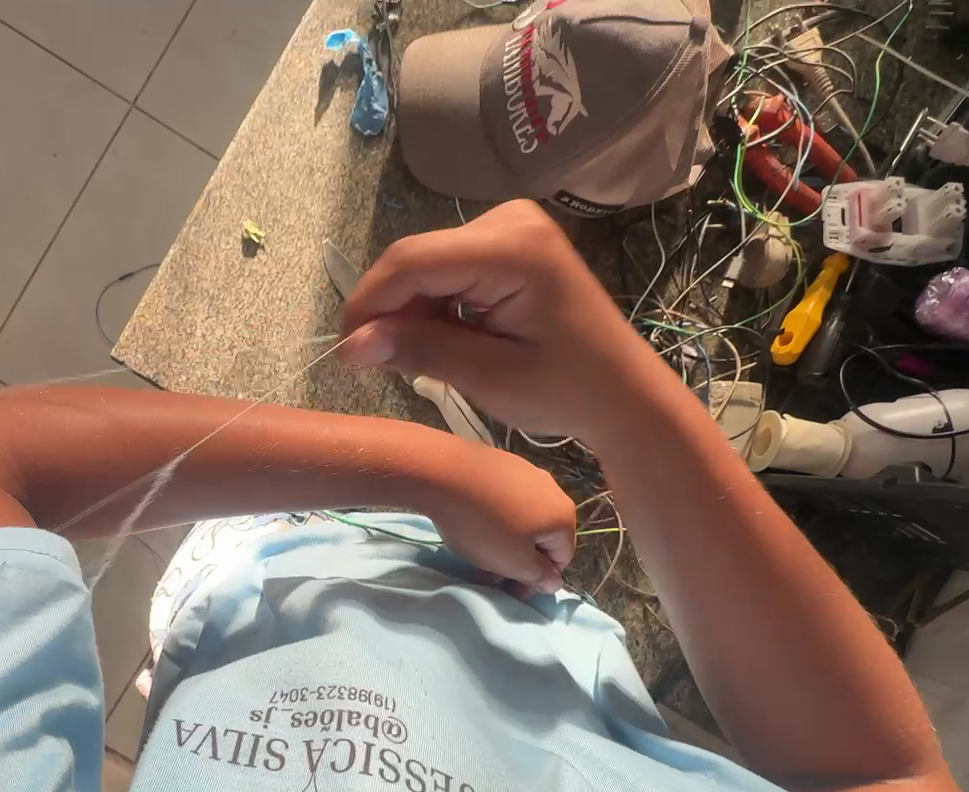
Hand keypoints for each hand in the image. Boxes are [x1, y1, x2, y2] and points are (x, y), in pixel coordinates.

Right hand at [338, 200, 673, 442]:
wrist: (621, 393)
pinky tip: (448, 340)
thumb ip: (419, 350)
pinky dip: (433, 308)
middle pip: (415, 261)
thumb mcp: (488, 377)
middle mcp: (508, 222)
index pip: (411, 262)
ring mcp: (509, 228)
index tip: (346, 353)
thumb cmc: (566, 392)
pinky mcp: (507, 244)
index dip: (368, 304)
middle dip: (390, 313)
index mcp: (512, 249)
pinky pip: (445, 271)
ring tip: (426, 360)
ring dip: (411, 314)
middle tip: (388, 366)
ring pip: (425, 267)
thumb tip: (350, 344)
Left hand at [421, 444, 576, 595]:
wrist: (443, 473)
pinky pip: (500, 499)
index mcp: (562, 515)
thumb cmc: (483, 525)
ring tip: (473, 552)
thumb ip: (538, 575)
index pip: (561, 558)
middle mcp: (550, 489)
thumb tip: (554, 581)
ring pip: (518, 519)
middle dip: (515, 562)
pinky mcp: (498, 464)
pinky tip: (468, 522)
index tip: (509, 590)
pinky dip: (489, 517)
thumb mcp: (513, 562)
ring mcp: (523, 472)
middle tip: (486, 575)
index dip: (537, 580)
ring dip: (501, 542)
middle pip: (539, 538)